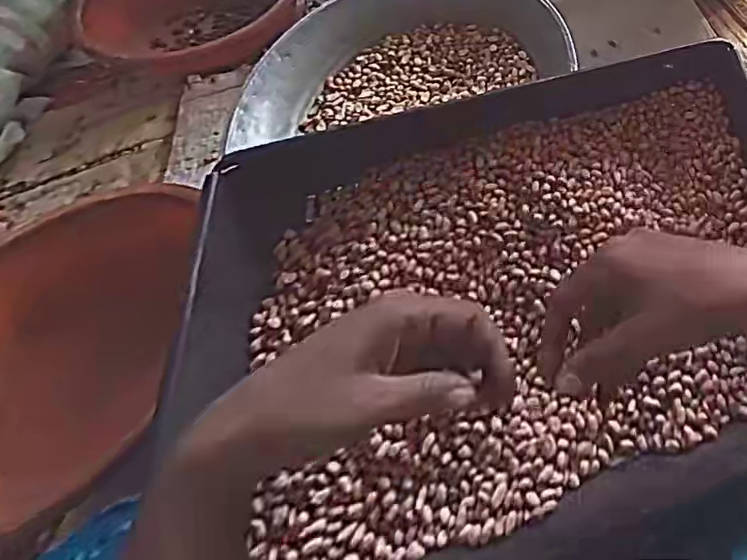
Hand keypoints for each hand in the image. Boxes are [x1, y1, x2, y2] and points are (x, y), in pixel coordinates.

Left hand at [190, 293, 514, 476]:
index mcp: (399, 312)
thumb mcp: (369, 406)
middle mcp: (398, 316)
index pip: (468, 316)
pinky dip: (444, 381)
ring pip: (445, 346)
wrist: (238, 433)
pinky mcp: (377, 360)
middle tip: (500, 404)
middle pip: (460, 328)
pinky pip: (425, 362)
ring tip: (483, 409)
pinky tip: (452, 406)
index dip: (495, 349)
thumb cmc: (304, 411)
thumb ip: (427, 394)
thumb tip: (475, 391)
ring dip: (467, 372)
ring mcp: (387, 337)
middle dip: (485, 360)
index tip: (508, 389)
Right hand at [539, 230, 746, 395]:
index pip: (563, 300)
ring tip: (615, 385)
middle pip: (589, 301)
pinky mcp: (672, 258)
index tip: (552, 378)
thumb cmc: (690, 308)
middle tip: (587, 388)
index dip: (552, 341)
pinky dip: (632, 326)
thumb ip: (597, 360)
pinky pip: (639, 294)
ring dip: (610, 342)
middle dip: (586, 348)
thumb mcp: (640, 338)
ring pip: (616, 300)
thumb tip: (560, 386)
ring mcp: (650, 249)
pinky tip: (641, 355)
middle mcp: (624, 247)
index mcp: (608, 260)